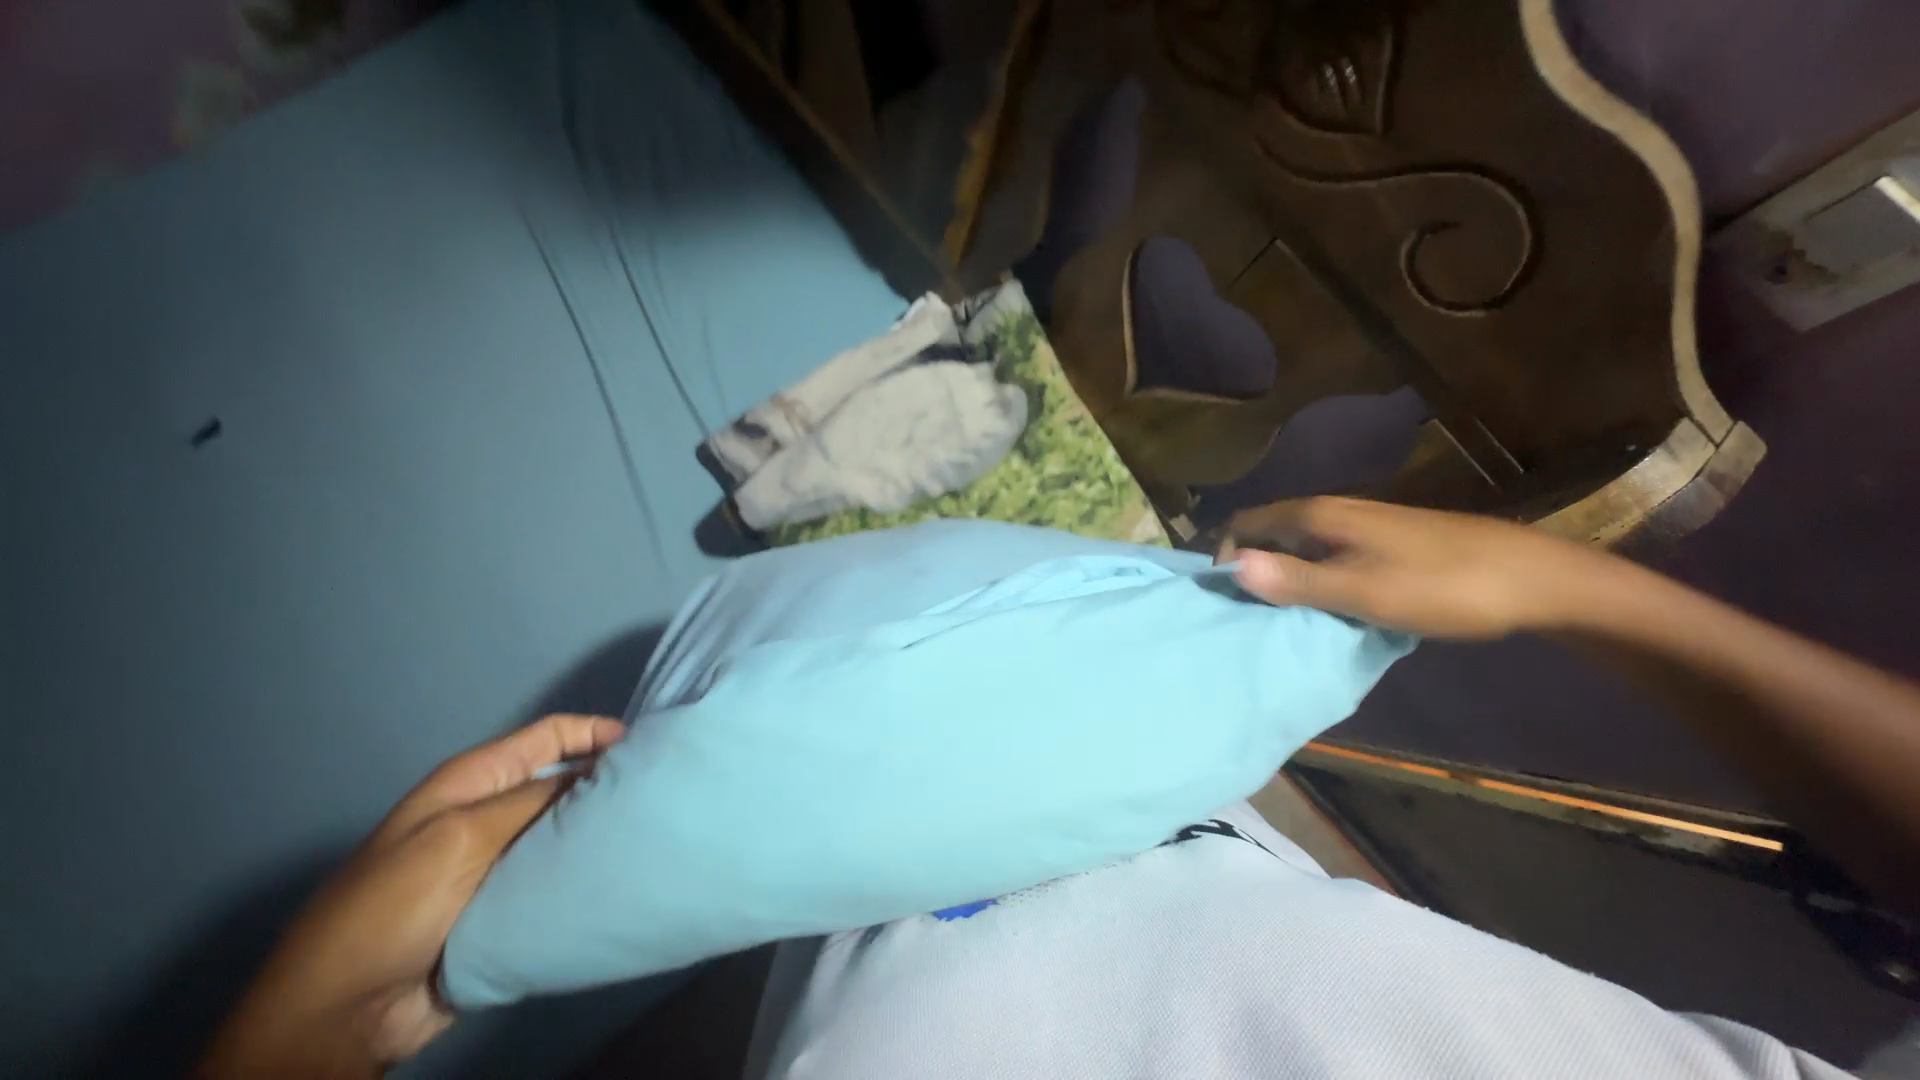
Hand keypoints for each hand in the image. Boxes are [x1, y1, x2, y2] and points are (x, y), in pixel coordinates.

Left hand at [199, 714, 625, 1078]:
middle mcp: (492, 814)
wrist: (346, 1010)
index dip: (596, 732)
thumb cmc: (394, 907)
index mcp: (475, 782)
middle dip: (607, 783)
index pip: (548, 736)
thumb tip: (598, 770)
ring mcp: (501, 862)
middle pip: (563, 782)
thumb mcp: (460, 837)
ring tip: (651, 833)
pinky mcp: (511, 907)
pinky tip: (621, 876)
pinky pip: (560, 879)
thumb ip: (531, 799)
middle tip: (658, 793)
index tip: (645, 746)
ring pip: (567, 833)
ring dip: (601, 832)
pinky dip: (588, 874)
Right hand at [1218, 497, 1627, 638]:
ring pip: (1298, 548)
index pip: (1245, 524)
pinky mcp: (1381, 545)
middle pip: (1268, 534)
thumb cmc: (1443, 585)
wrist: (1534, 579)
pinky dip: (1312, 583)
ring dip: (1280, 580)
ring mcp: (1359, 527)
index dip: (1223, 556)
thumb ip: (1296, 581)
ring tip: (1276, 621)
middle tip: (1243, 618)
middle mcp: (1333, 512)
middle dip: (1249, 571)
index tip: (1221, 601)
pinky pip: (1325, 559)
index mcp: (1319, 515)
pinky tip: (1322, 613)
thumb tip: (1229, 568)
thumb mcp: (1363, 592)